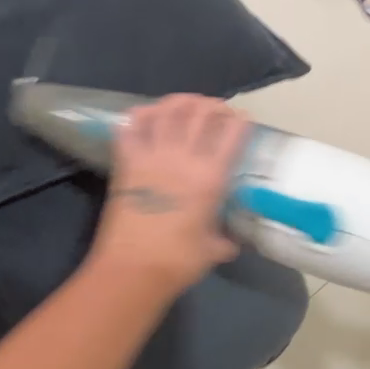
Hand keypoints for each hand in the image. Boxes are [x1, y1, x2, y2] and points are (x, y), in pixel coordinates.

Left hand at [88, 94, 248, 297]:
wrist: (132, 267)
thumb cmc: (177, 261)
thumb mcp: (213, 250)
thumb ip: (225, 238)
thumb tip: (232, 238)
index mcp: (210, 178)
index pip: (231, 135)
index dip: (240, 121)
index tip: (243, 119)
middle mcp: (183, 158)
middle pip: (200, 114)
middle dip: (212, 106)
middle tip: (215, 110)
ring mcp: (151, 155)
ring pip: (167, 111)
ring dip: (179, 101)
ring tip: (186, 102)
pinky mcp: (126, 161)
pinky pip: (131, 126)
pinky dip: (140, 114)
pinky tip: (147, 113)